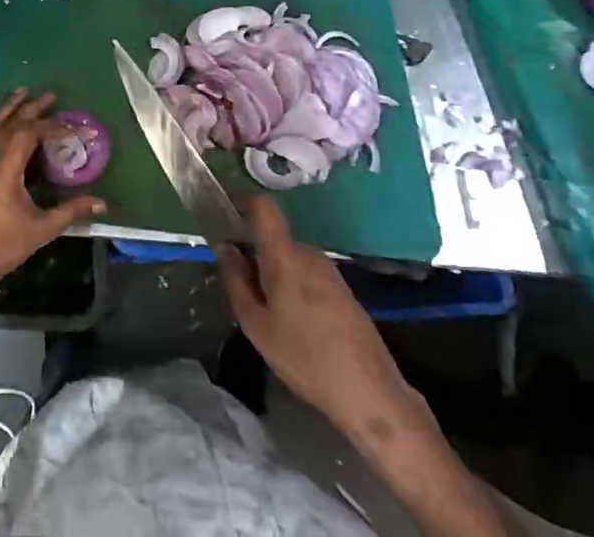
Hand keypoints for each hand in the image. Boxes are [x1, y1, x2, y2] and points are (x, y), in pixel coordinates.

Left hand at [0, 89, 105, 286]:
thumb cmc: (8, 245)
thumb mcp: (44, 228)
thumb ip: (73, 211)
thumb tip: (103, 203)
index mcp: (4, 172)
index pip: (27, 135)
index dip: (50, 127)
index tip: (72, 128)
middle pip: (10, 125)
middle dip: (31, 109)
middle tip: (51, 96)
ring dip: (10, 109)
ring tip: (24, 93)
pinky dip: (1, 123)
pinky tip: (10, 121)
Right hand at [217, 196, 427, 438]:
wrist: (369, 392)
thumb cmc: (304, 357)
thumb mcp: (256, 324)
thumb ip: (236, 281)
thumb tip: (224, 247)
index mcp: (285, 256)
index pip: (264, 208)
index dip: (242, 202)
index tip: (223, 214)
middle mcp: (310, 254)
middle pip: (274, 239)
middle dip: (253, 254)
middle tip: (239, 289)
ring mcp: (330, 272)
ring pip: (289, 259)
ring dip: (272, 274)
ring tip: (264, 313)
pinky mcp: (342, 290)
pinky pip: (305, 275)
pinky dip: (291, 287)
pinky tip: (292, 324)